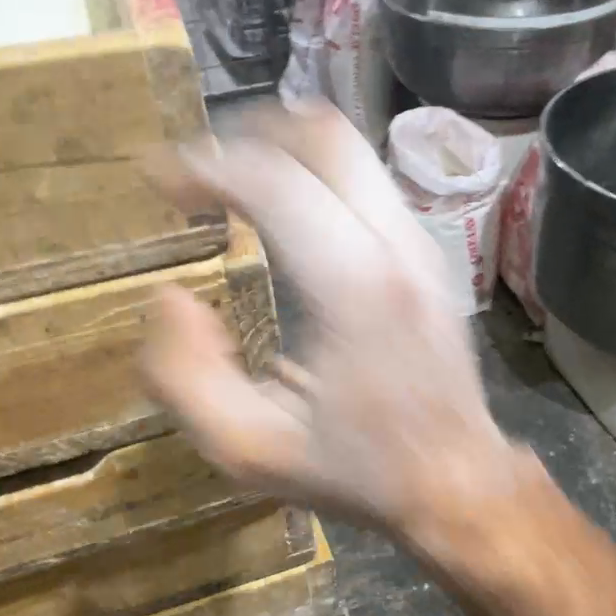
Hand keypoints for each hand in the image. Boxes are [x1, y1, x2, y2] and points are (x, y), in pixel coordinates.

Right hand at [141, 101, 525, 539]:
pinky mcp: (431, 260)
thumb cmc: (354, 471)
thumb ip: (186, 377)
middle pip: (325, 135)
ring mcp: (423, 247)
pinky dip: (319, 179)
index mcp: (352, 286)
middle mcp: (396, 247)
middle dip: (251, 133)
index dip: (204, 164)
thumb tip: (172, 300)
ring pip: (355, 152)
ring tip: (235, 183)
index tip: (160, 181)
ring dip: (287, 151)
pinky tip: (286, 215)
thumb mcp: (248, 449)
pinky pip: (371, 186)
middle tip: (201, 166)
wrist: (455, 482)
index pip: (273, 180)